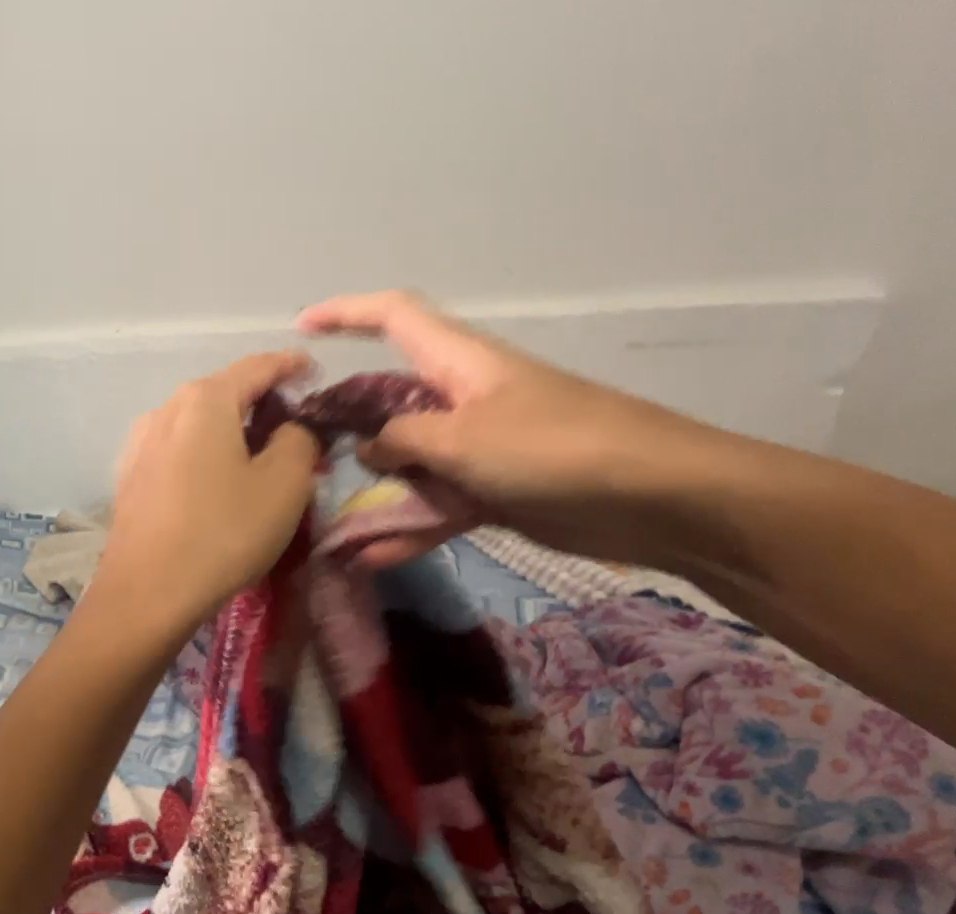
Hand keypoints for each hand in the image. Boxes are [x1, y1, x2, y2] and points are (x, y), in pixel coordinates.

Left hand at [97, 351, 320, 631]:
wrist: (147, 591)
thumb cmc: (223, 531)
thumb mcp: (284, 483)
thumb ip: (300, 438)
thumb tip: (293, 426)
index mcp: (204, 399)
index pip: (258, 366)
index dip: (291, 366)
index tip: (314, 373)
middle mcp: (165, 410)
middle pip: (223, 393)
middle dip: (262, 404)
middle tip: (296, 430)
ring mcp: (139, 444)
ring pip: (197, 425)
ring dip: (231, 433)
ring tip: (260, 459)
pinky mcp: (129, 478)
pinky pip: (178, 452)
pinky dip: (205, 456)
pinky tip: (218, 483)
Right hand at [297, 290, 722, 567]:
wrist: (655, 499)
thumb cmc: (553, 448)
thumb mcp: (460, 439)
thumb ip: (400, 439)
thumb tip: (369, 449)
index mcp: (457, 363)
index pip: (393, 317)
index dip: (345, 313)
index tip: (301, 328)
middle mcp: (462, 398)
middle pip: (389, 399)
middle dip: (348, 422)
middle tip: (306, 452)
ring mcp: (479, 446)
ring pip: (409, 461)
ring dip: (375, 490)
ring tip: (333, 524)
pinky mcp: (494, 490)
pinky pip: (436, 504)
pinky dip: (408, 527)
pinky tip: (373, 557)